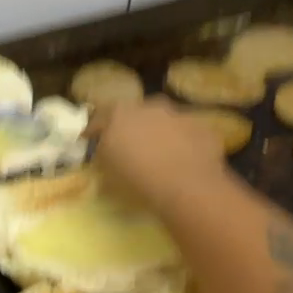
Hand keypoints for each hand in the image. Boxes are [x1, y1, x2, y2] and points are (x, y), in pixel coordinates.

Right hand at [90, 96, 230, 212]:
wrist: (187, 186)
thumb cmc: (136, 178)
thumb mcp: (105, 172)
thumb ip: (101, 156)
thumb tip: (104, 152)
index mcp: (119, 114)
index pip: (99, 118)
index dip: (93, 130)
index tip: (88, 140)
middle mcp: (149, 106)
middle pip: (134, 114)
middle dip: (130, 127)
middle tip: (128, 145)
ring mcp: (179, 115)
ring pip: (163, 122)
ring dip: (158, 133)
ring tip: (158, 154)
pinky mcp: (203, 128)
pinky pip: (186, 134)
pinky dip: (182, 143)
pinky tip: (182, 161)